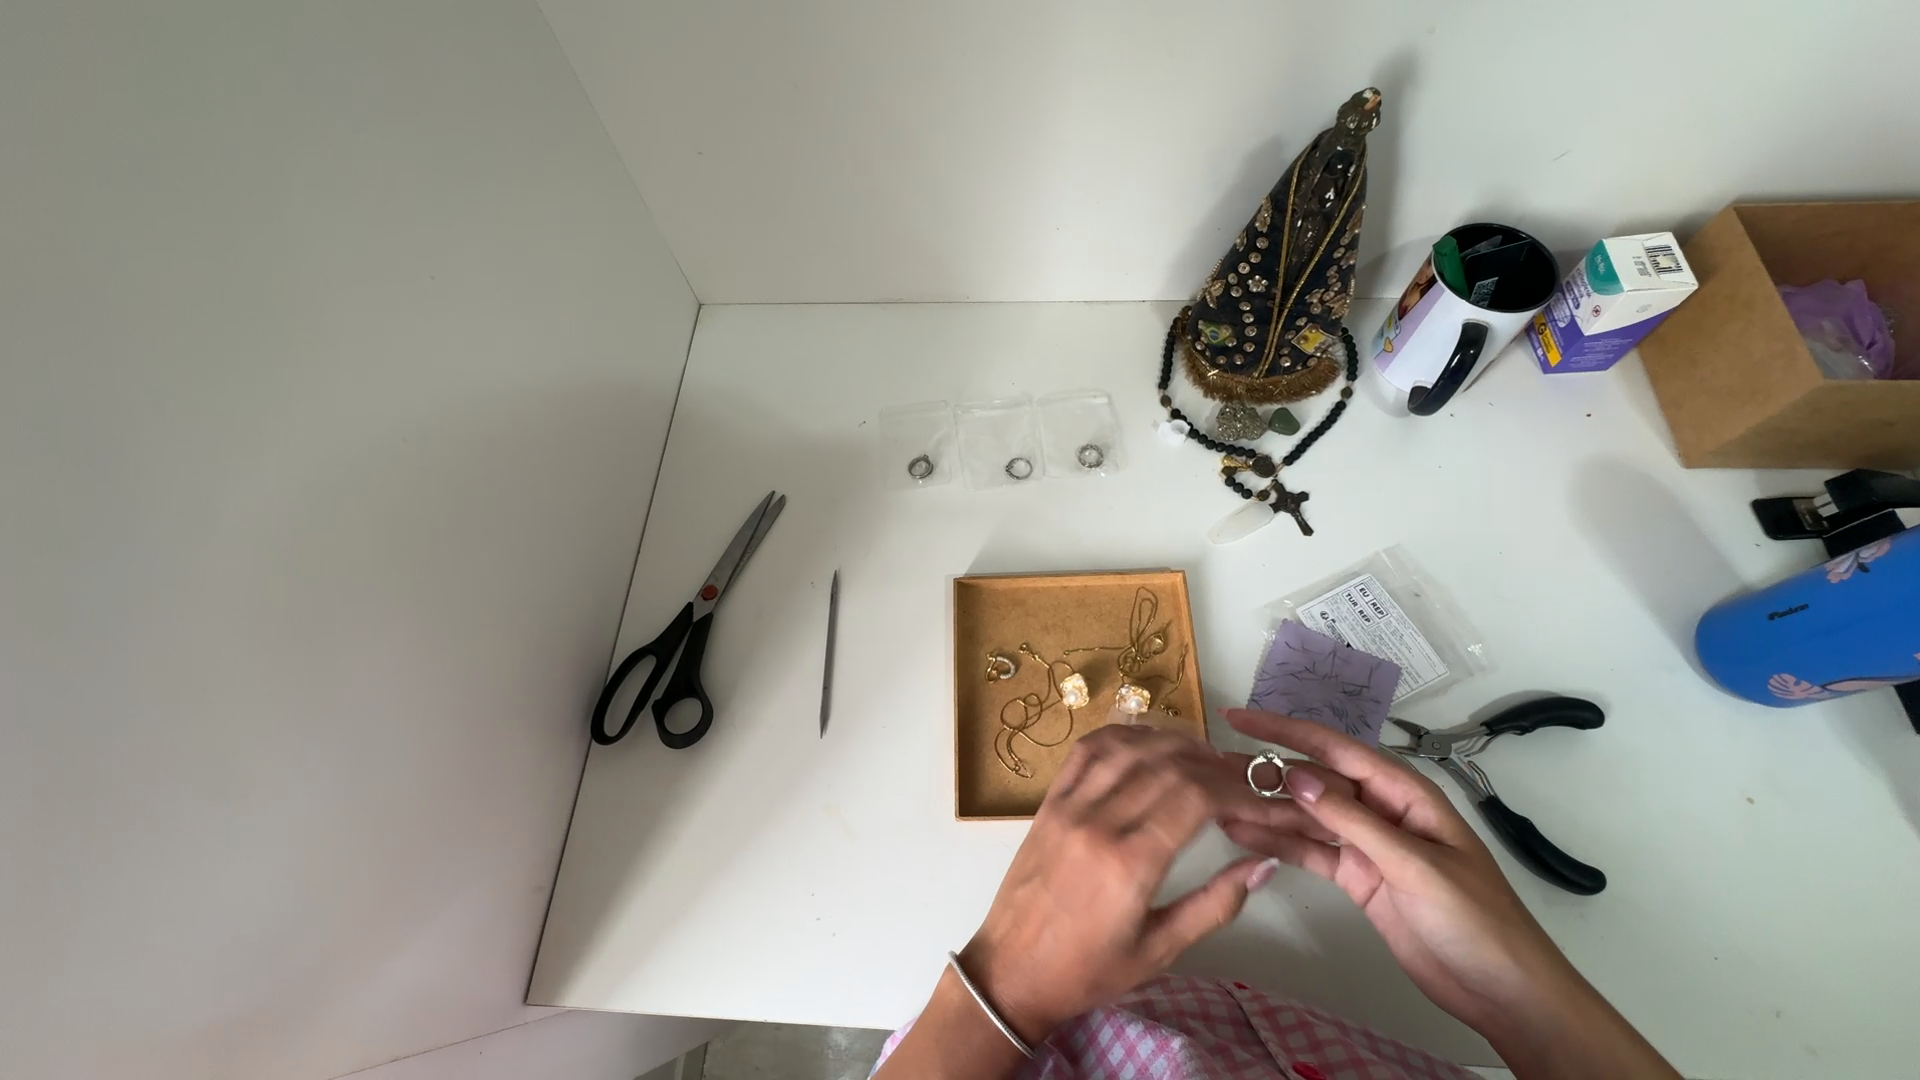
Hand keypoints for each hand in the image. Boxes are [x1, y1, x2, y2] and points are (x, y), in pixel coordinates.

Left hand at [959, 724, 1290, 1041]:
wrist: (1011, 970)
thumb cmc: (1089, 970)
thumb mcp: (1160, 951)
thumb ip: (1214, 905)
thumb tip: (1264, 865)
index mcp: (1130, 863)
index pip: (1195, 799)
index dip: (1235, 791)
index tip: (1260, 798)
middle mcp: (1098, 822)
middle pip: (1166, 766)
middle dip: (1211, 764)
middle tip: (1239, 775)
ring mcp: (1068, 805)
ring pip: (1127, 748)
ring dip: (1170, 741)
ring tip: (1204, 753)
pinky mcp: (1049, 801)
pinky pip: (1086, 751)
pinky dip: (1121, 735)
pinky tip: (1147, 741)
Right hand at [1218, 709, 1585, 1034]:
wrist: (1505, 993)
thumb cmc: (1475, 919)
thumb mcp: (1413, 864)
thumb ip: (1352, 820)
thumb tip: (1295, 776)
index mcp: (1401, 792)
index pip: (1333, 748)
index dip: (1283, 730)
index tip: (1237, 717)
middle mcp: (1378, 808)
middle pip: (1311, 781)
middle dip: (1264, 773)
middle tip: (1212, 771)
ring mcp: (1365, 843)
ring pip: (1304, 816)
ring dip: (1264, 810)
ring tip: (1216, 805)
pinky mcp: (1356, 876)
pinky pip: (1309, 850)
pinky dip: (1277, 843)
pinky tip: (1243, 836)